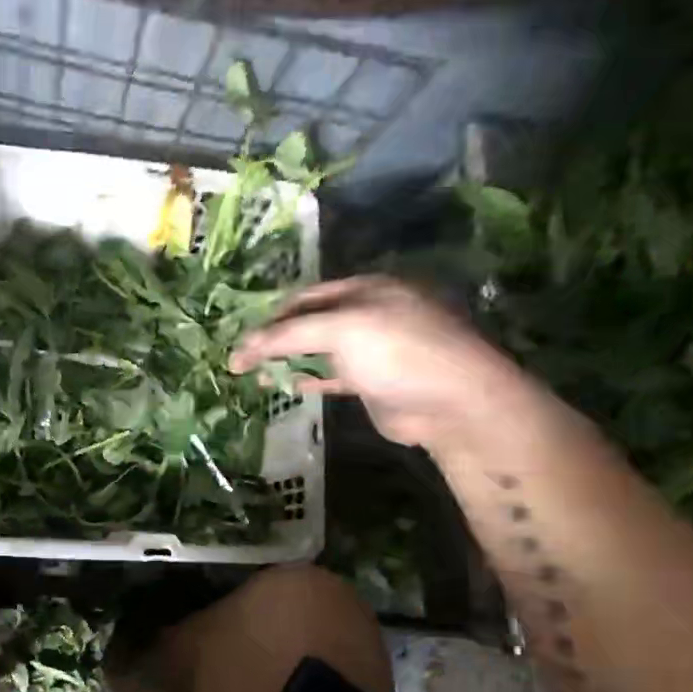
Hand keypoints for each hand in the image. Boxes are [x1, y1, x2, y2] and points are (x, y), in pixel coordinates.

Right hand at [228, 277, 532, 448]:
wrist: (452, 402)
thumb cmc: (398, 352)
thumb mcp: (342, 330)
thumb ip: (288, 335)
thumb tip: (240, 350)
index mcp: (365, 289)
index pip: (304, 297)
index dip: (270, 316)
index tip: (241, 339)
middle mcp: (367, 314)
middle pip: (308, 322)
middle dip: (275, 340)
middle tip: (243, 360)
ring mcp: (370, 349)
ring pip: (317, 351)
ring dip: (286, 362)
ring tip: (255, 377)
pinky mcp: (371, 382)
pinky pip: (330, 376)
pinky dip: (306, 380)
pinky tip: (284, 388)